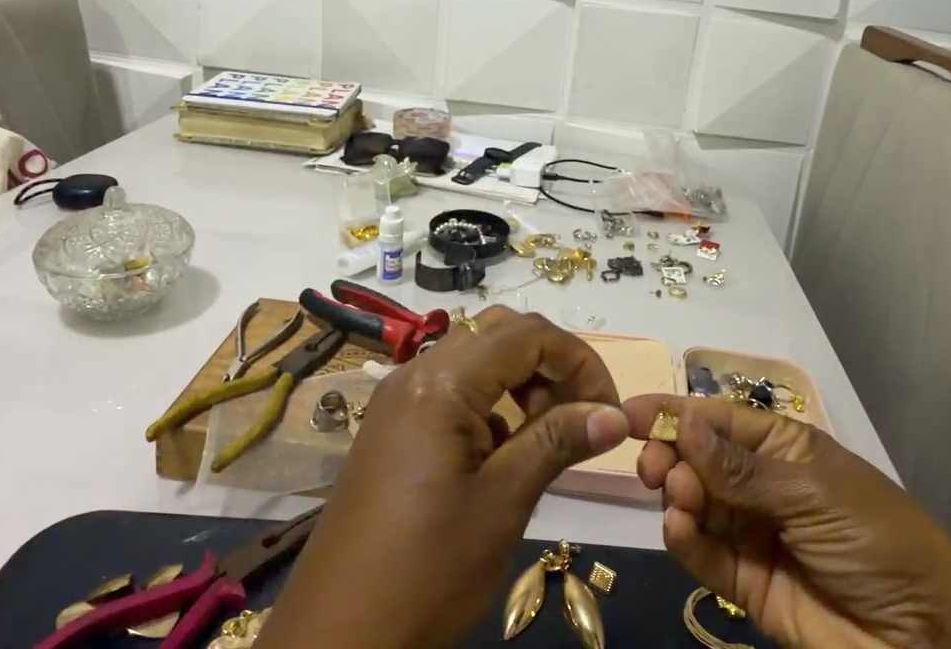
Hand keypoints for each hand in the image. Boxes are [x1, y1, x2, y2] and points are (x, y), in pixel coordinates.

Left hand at [257, 308, 628, 648]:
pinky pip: (454, 391)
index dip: (579, 362)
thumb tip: (614, 414)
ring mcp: (400, 401)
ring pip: (477, 359)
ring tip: (550, 437)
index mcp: (441, 382)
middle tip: (582, 418)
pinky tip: (507, 454)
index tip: (609, 412)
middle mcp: (415, 374)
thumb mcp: (502, 503)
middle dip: (552, 364)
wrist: (336, 638)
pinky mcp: (394, 429)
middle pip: (500, 334)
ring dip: (523, 382)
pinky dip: (493, 405)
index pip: (527, 334)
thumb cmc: (426, 571)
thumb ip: (557, 442)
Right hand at [624, 394, 950, 648]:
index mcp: (786, 448)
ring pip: (695, 503)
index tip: (627, 413)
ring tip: (680, 499)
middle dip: (671, 455)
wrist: (923, 640)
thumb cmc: (876, 542)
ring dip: (678, 495)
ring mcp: (752, 533)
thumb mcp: (813, 493)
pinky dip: (682, 540)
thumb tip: (683, 421)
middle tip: (652, 467)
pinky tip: (679, 530)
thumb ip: (740, 467)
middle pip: (699, 459)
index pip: (720, 419)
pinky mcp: (744, 583)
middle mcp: (763, 485)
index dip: (674, 412)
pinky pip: (702, 553)